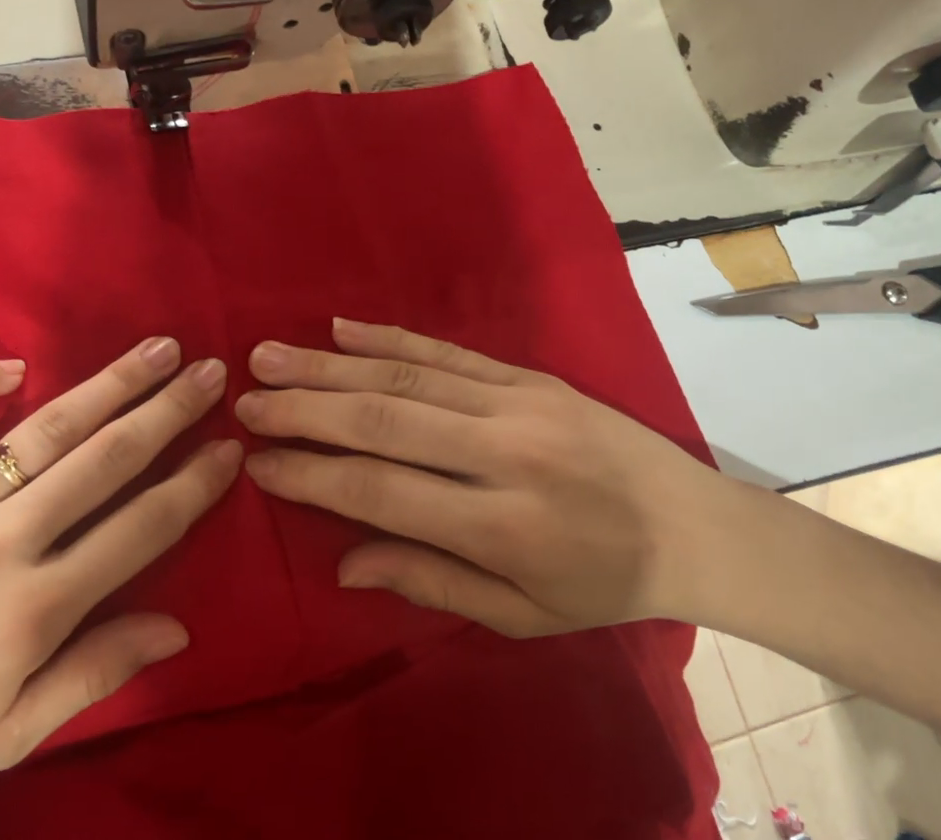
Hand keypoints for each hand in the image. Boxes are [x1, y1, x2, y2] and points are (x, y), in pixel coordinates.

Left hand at [0, 338, 239, 818]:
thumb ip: (95, 674)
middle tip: (209, 373)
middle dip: (166, 414)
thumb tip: (176, 627)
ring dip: (105, 387)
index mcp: (33, 610)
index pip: (139, 529)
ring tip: (154, 351)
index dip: (193, 486)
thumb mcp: (8, 733)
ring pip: (40, 432)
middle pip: (102, 463)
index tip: (229, 447)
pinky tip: (12, 364)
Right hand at [236, 319, 724, 636]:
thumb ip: (429, 580)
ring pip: (406, 375)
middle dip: (305, 409)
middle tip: (244, 399)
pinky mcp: (532, 376)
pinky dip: (390, 337)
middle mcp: (504, 452)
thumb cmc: (600, 584)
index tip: (257, 463)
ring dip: (330, 365)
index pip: (380, 490)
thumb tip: (342, 562)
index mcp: (500, 523)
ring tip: (270, 356)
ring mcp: (519, 403)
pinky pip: (449, 351)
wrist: (696, 528)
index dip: (311, 475)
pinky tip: (340, 328)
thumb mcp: (518, 612)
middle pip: (383, 420)